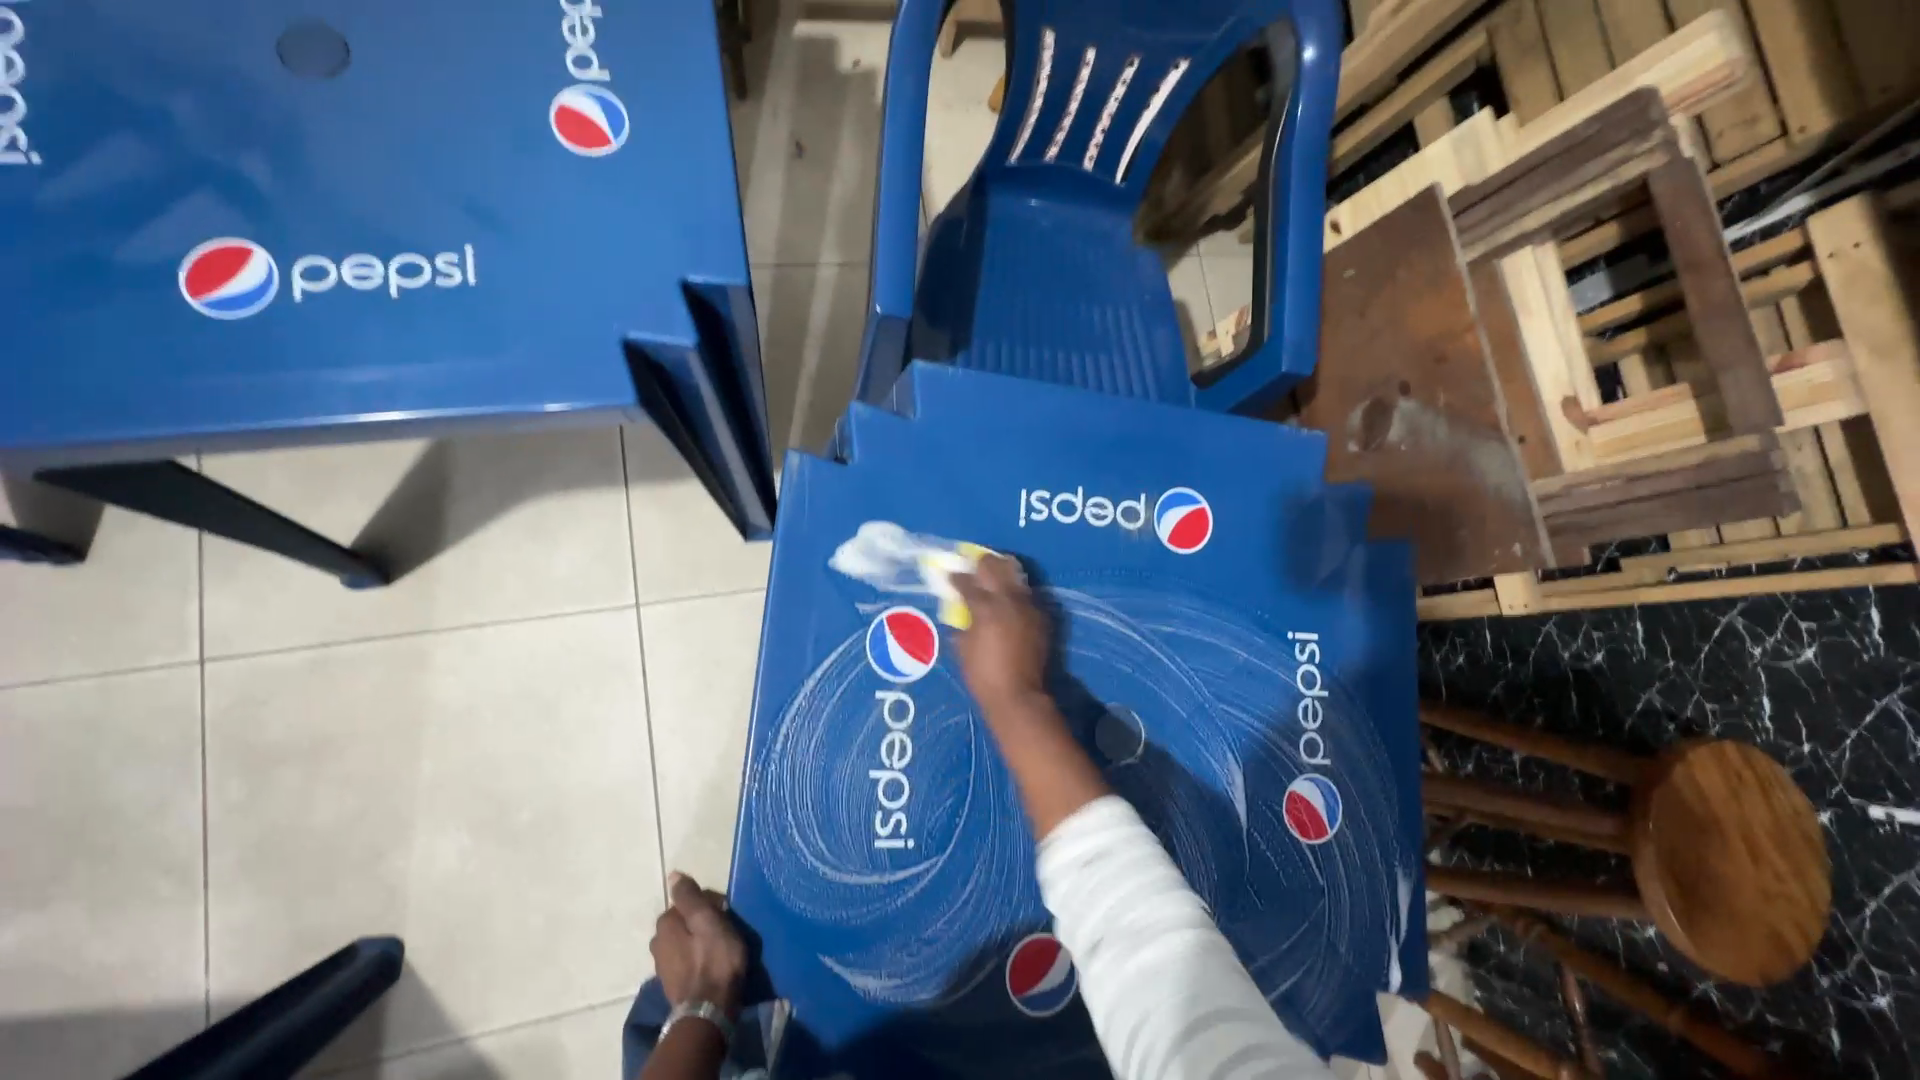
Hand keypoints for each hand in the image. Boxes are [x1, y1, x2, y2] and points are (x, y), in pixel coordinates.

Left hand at [650, 871, 746, 1020]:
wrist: (708, 1011)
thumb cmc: (714, 960)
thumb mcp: (708, 921)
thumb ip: (690, 897)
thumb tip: (673, 875)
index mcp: (665, 923)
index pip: (687, 902)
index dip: (708, 904)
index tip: (725, 913)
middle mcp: (657, 941)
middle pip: (683, 922)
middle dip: (700, 922)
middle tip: (723, 931)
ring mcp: (661, 964)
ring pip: (682, 941)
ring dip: (697, 941)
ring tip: (718, 949)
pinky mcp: (670, 983)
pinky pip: (683, 960)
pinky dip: (694, 958)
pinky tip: (708, 965)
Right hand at [951, 554, 1050, 711]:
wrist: (1018, 695)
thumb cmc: (983, 675)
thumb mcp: (962, 648)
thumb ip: (962, 623)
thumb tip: (963, 612)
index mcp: (985, 607)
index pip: (966, 581)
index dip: (956, 577)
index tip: (950, 576)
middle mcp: (1009, 599)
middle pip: (994, 565)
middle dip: (981, 563)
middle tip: (973, 568)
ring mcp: (1028, 605)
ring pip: (1015, 574)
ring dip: (1002, 572)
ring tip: (993, 577)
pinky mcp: (1041, 616)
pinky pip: (1027, 594)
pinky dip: (1015, 593)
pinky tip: (1009, 602)